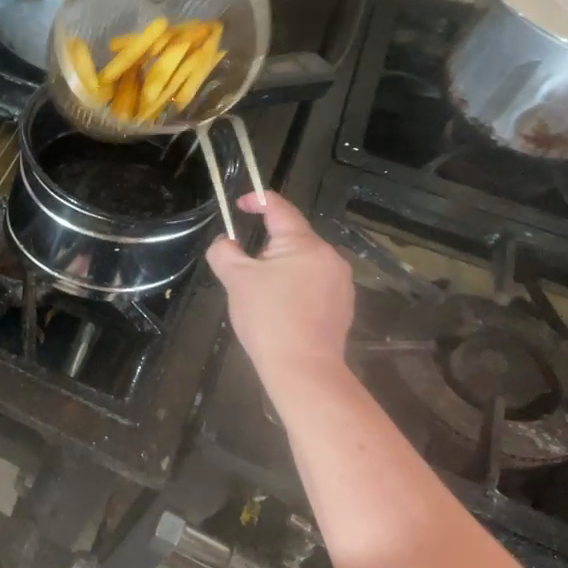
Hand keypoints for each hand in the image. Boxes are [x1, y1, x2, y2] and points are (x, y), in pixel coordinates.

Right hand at [206, 191, 354, 374]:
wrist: (303, 366)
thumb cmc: (267, 317)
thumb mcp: (235, 279)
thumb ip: (224, 251)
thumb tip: (226, 242)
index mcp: (304, 244)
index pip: (280, 209)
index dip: (257, 201)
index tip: (238, 205)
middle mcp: (329, 256)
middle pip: (292, 238)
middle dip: (265, 245)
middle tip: (241, 267)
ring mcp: (340, 282)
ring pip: (302, 262)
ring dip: (280, 268)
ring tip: (259, 293)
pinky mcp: (343, 305)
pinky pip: (313, 283)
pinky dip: (293, 286)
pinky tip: (280, 309)